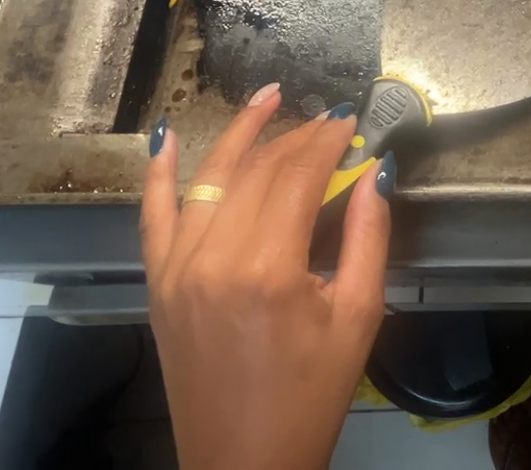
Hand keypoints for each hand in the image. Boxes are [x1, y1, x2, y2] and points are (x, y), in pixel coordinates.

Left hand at [140, 85, 395, 469]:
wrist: (244, 464)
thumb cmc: (312, 394)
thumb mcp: (358, 314)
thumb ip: (368, 234)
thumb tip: (377, 170)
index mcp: (268, 268)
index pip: (298, 175)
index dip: (328, 141)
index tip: (352, 122)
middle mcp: (214, 258)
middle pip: (257, 170)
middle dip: (297, 136)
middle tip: (328, 121)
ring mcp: (177, 268)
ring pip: (211, 178)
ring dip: (242, 133)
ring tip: (272, 98)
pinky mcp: (158, 283)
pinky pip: (153, 216)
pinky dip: (159, 173)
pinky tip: (169, 136)